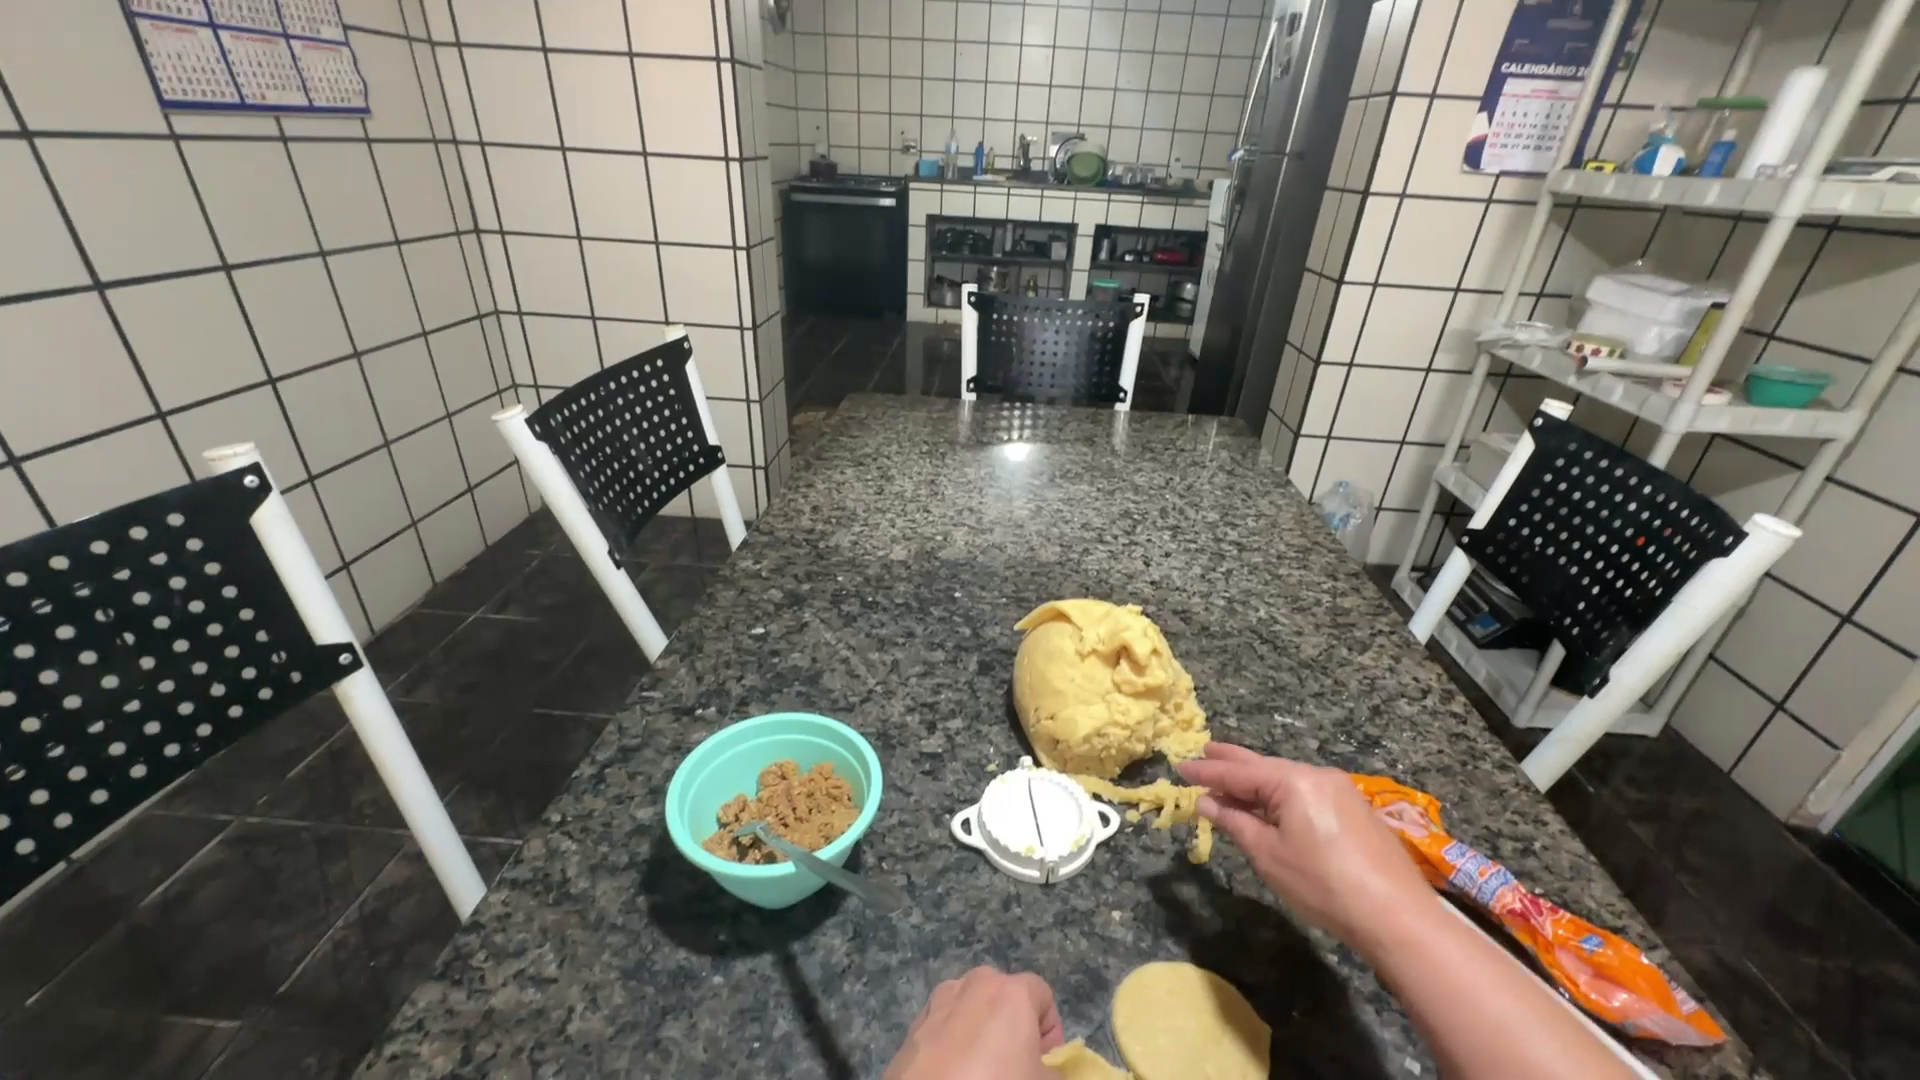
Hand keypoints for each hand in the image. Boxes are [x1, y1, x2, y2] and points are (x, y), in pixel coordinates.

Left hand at [883, 966, 1064, 1079]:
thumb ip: (1054, 1070)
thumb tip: (1046, 1069)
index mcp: (1010, 992)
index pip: (1043, 995)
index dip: (1050, 1031)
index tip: (1044, 1064)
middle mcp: (972, 985)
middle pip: (1004, 996)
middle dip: (1013, 1027)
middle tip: (1015, 1068)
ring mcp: (938, 1003)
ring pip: (970, 1008)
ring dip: (980, 1032)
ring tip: (980, 1073)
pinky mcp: (912, 1027)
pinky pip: (943, 1027)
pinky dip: (950, 1045)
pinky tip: (951, 1075)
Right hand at [1177, 744, 1432, 951]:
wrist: (1396, 915)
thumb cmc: (1323, 885)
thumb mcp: (1268, 855)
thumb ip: (1235, 823)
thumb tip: (1207, 801)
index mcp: (1293, 781)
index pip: (1239, 772)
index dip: (1207, 771)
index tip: (1179, 767)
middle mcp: (1317, 775)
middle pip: (1264, 766)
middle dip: (1232, 762)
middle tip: (1204, 751)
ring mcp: (1340, 790)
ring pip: (1286, 779)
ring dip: (1257, 781)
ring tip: (1231, 779)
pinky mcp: (1354, 809)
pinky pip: (1305, 792)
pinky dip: (1280, 794)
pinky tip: (1269, 804)